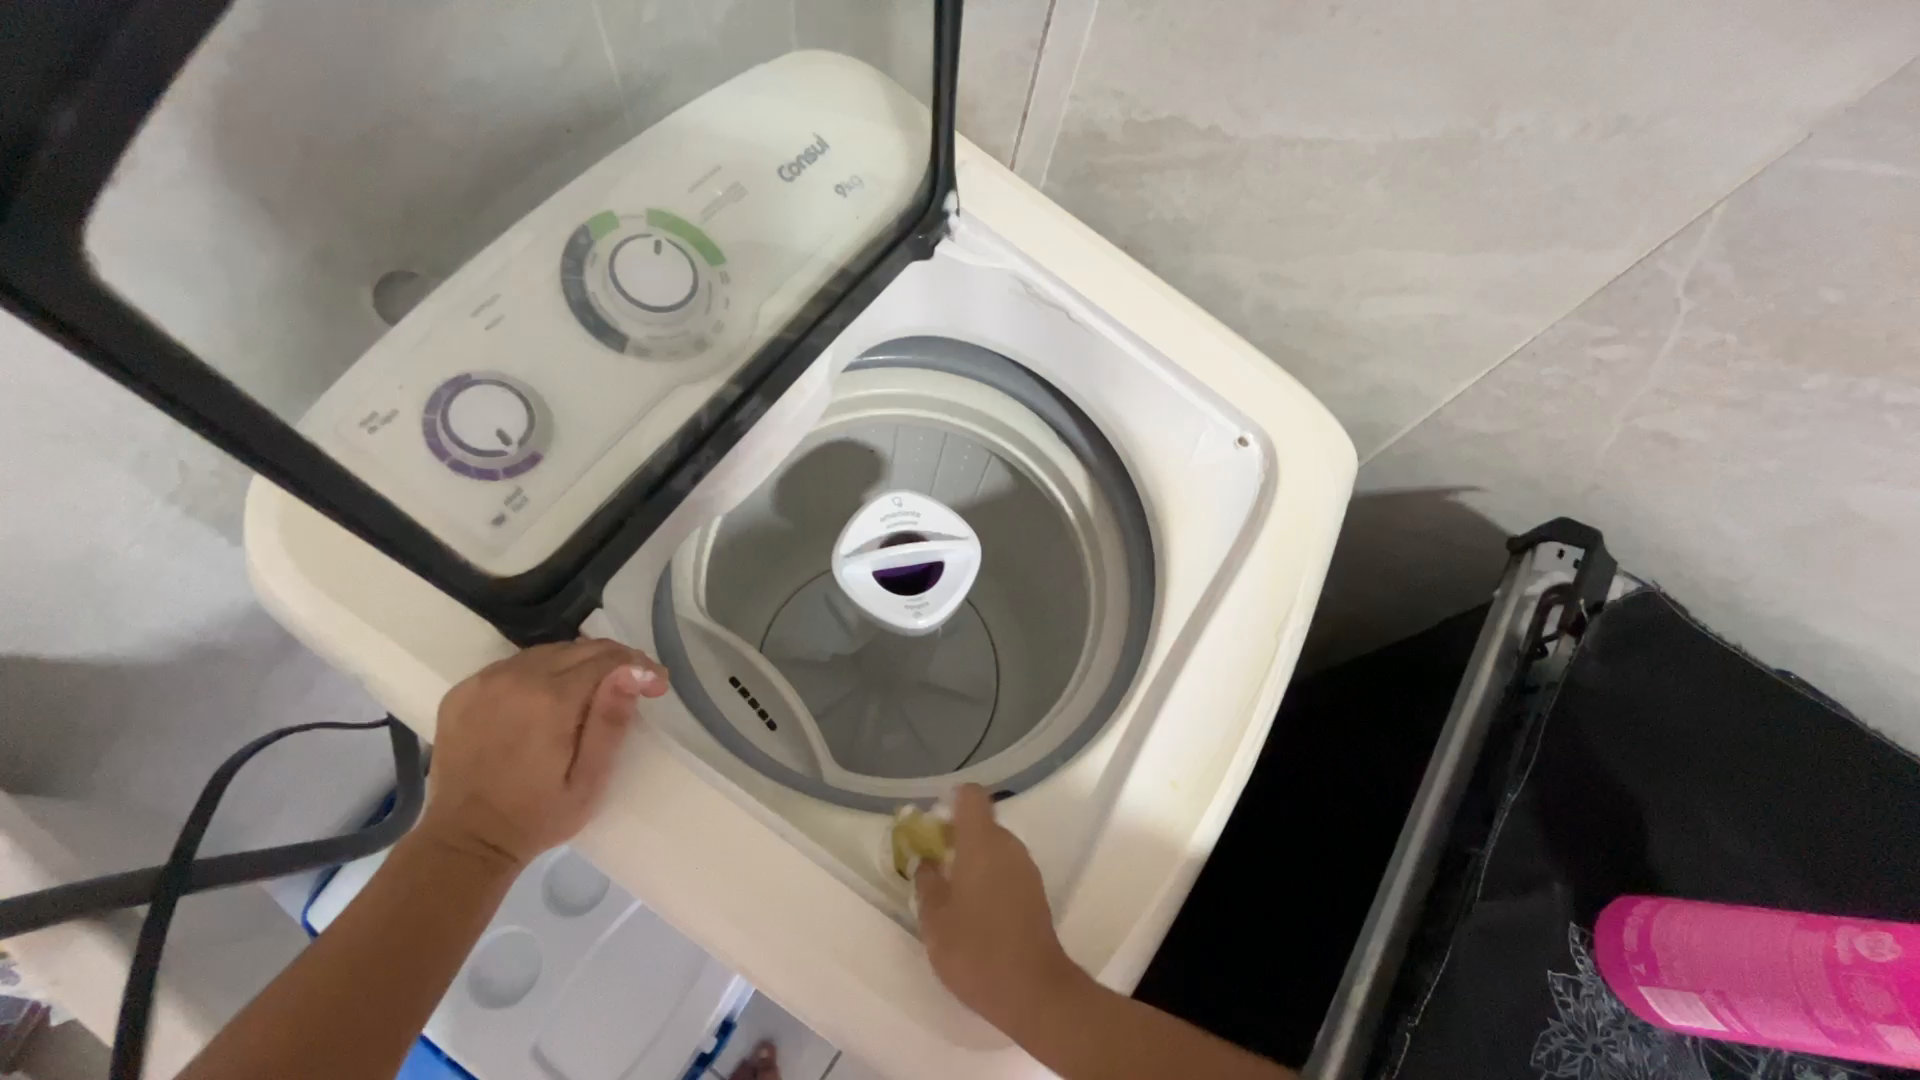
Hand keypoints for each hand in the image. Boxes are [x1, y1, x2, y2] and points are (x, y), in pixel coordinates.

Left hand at [420, 638, 668, 867]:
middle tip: (634, 687)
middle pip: (580, 649)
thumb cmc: (537, 816)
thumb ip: (611, 721)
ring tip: (594, 691)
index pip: (608, 660)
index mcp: (550, 700)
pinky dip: (541, 672)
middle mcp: (515, 678)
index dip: (640, 667)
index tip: (657, 687)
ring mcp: (484, 681)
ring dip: (579, 664)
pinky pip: (515, 665)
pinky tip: (549, 698)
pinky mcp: (463, 690)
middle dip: (615, 662)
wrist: (464, 839)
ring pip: (548, 652)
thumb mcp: (590, 779)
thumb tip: (633, 671)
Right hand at [914, 785, 1093, 1036]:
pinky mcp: (1036, 892)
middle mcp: (1008, 846)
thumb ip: (926, 882)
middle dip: (956, 838)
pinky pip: (1007, 869)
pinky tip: (975, 913)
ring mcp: (1027, 869)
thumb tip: (926, 861)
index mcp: (982, 842)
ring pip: (994, 848)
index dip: (951, 800)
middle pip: (982, 823)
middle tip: (933, 866)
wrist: (1034, 991)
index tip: (933, 822)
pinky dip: (989, 879)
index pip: (971, 796)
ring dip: (973, 861)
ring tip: (950, 895)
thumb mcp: (934, 920)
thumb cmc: (976, 950)